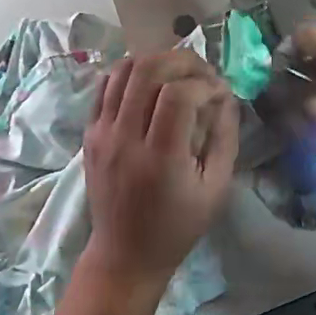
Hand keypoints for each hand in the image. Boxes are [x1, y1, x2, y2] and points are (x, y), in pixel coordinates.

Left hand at [83, 50, 239, 292]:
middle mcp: (125, 140)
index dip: (205, 84)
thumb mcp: (216, 189)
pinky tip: (150, 83)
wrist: (125, 253)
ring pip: (123, 71)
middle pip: (147, 72)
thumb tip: (226, 97)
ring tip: (178, 71)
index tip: (221, 94)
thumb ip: (225, 139)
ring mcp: (102, 134)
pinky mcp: (90, 134)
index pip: (179, 96)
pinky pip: (106, 86)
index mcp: (160, 159)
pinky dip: (130, 74)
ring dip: (155, 61)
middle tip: (203, 71)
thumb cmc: (178, 226)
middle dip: (182, 61)